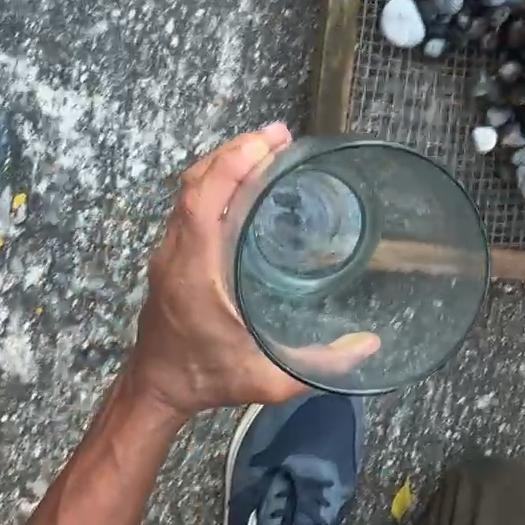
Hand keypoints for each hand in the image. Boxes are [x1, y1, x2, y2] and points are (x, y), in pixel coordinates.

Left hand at [120, 125, 380, 421]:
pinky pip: (188, 203)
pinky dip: (215, 181)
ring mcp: (170, 251)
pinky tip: (244, 180)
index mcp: (195, 274)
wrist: (155, 388)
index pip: (203, 201)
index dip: (233, 164)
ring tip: (265, 149)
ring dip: (223, 162)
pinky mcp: (171, 254)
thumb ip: (320, 365)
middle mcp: (177, 253)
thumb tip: (369, 345)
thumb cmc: (207, 379)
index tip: (269, 143)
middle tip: (279, 137)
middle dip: (235, 151)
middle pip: (196, 183)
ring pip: (189, 189)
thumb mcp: (267, 380)